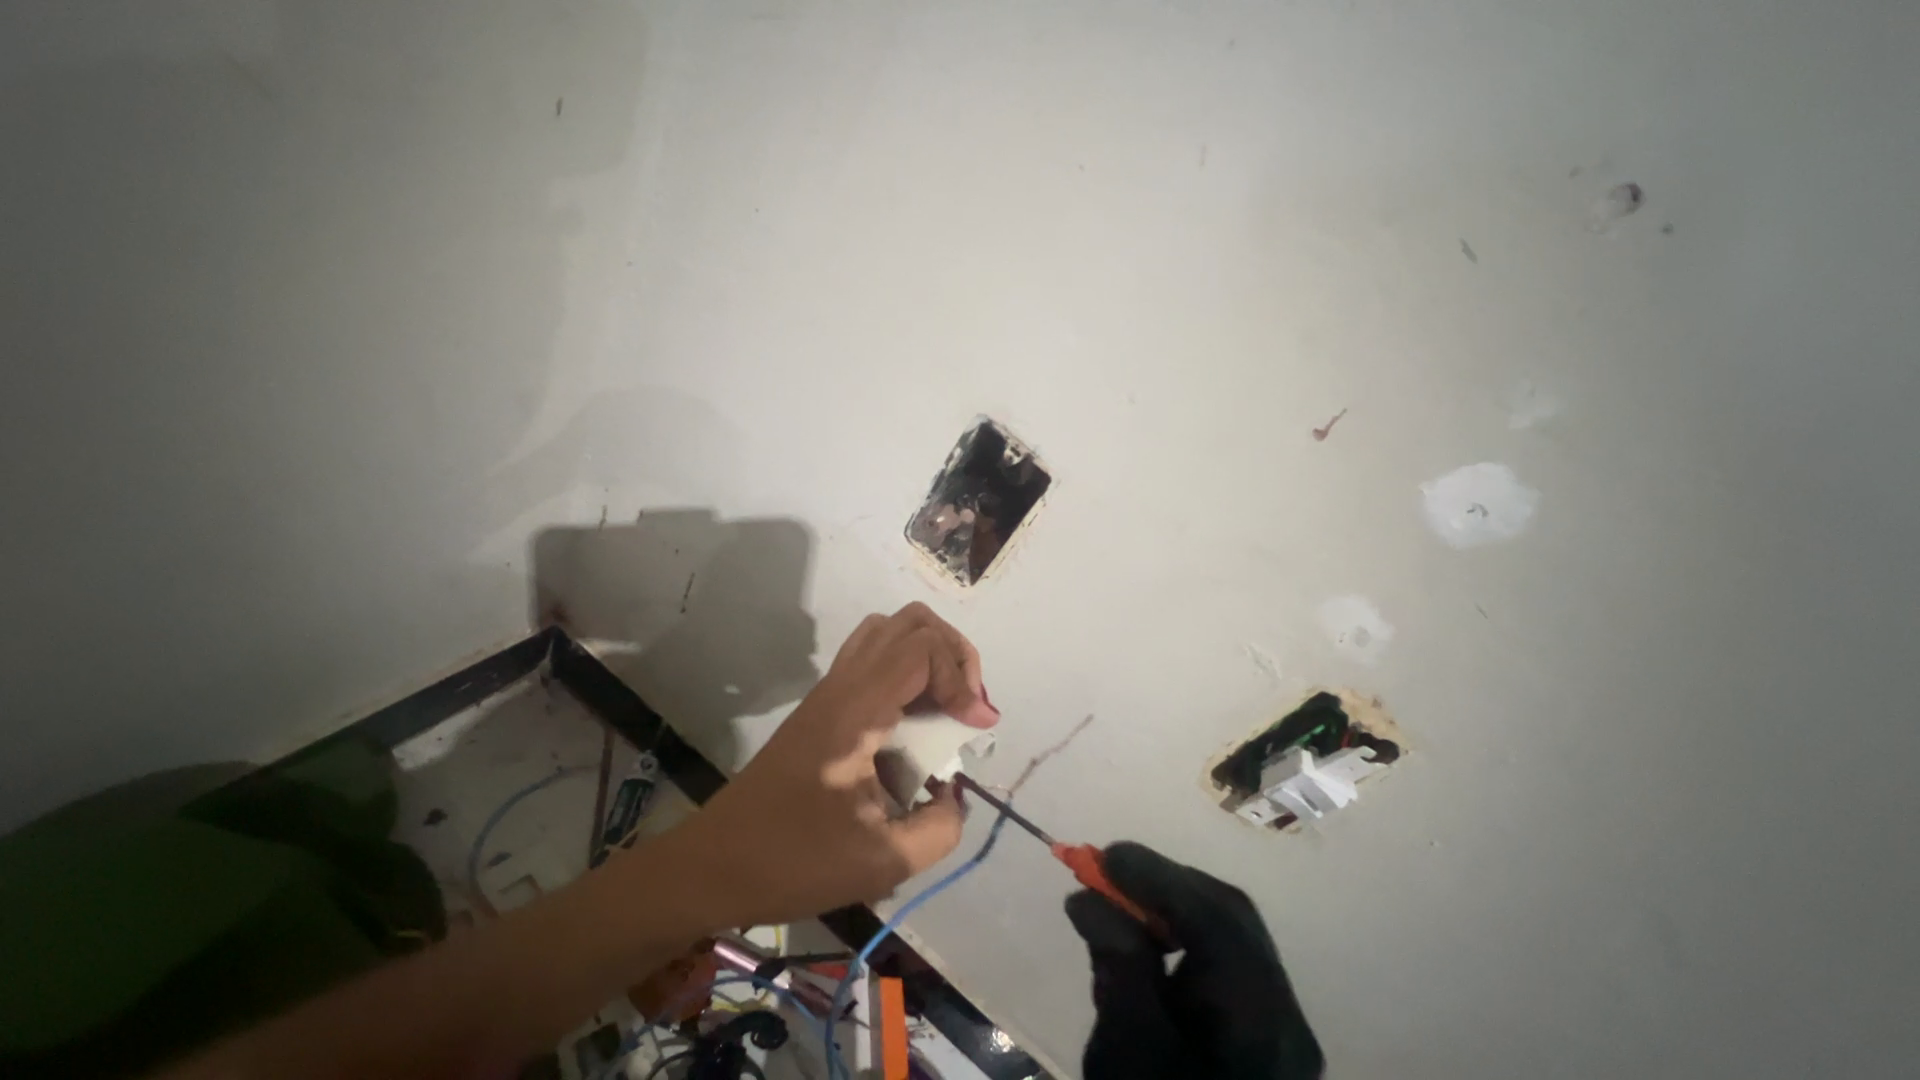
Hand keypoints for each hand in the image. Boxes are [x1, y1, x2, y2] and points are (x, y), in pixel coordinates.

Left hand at [657, 603, 998, 927]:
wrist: (716, 865)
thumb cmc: (795, 863)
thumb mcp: (883, 861)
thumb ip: (940, 827)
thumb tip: (952, 796)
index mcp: (856, 711)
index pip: (922, 648)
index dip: (962, 677)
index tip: (977, 728)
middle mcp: (842, 686)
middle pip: (911, 623)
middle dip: (955, 656)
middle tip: (967, 709)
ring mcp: (828, 692)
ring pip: (888, 631)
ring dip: (930, 657)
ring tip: (946, 706)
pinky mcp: (821, 708)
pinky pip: (871, 657)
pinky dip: (906, 670)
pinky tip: (913, 721)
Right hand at [1066, 843, 1323, 1079]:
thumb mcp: (1126, 1053)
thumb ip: (1116, 967)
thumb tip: (1089, 895)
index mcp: (1262, 1026)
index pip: (1219, 923)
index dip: (1160, 877)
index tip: (1105, 854)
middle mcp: (1286, 1019)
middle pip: (1233, 921)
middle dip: (1167, 885)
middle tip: (1107, 869)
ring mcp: (1280, 1028)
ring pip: (1232, 938)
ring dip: (1173, 908)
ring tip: (1117, 901)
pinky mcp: (1262, 1035)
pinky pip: (1226, 965)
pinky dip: (1183, 940)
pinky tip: (1146, 942)